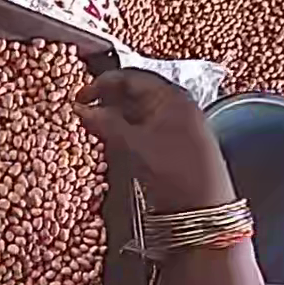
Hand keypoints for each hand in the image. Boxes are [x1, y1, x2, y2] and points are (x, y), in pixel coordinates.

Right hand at [73, 69, 233, 210]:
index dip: (102, 84)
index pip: (130, 77)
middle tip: (84, 111)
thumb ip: (106, 124)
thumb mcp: (134, 145)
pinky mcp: (175, 144)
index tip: (79, 96)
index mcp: (170, 96)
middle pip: (135, 93)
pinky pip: (146, 128)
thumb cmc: (174, 171)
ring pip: (140, 112)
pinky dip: (127, 131)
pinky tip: (114, 141)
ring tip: (94, 127)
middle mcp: (176, 105)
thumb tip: (82, 109)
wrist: (204, 207)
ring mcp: (177, 125)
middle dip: (107, 100)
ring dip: (115, 117)